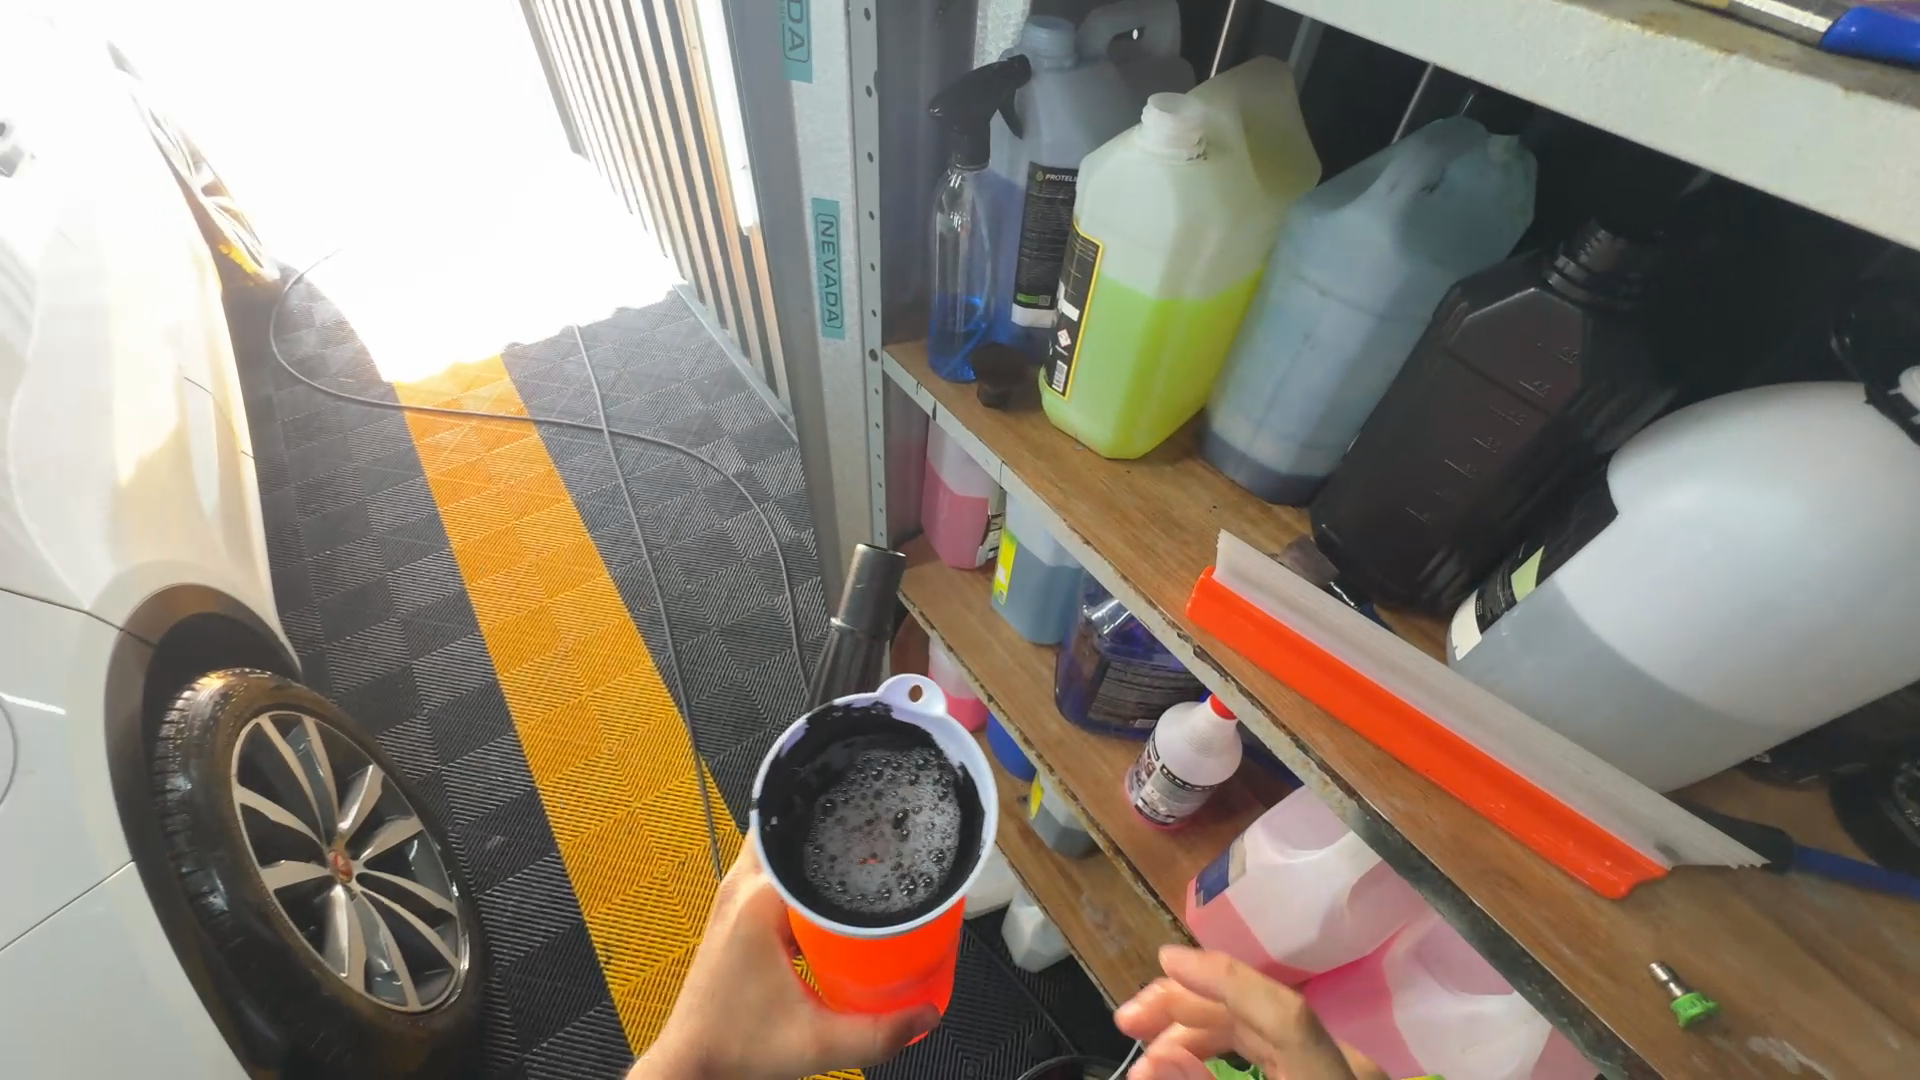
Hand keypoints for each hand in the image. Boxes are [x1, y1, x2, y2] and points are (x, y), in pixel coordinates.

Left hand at [628, 844, 937, 1079]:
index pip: (804, 834)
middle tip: (870, 831)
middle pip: (789, 823)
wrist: (691, 1065)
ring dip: (810, 839)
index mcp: (759, 902)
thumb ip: (877, 1033)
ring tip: (853, 848)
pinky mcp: (735, 904)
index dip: (842, 822)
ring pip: (777, 839)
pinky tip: (826, 883)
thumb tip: (926, 1015)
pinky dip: (797, 861)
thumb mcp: (814, 1044)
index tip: (875, 824)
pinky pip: (770, 862)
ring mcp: (734, 891)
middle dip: (830, 821)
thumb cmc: (735, 1049)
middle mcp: (743, 885)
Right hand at [1115, 947, 1386, 1079]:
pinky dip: (1220, 1047)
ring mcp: (1340, 1068)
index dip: (1222, 980)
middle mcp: (1346, 1065)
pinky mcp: (1327, 1074)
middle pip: (1255, 1013)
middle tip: (1127, 1022)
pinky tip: (1182, 1058)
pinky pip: (1266, 1046)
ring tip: (1143, 1054)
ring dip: (1192, 1029)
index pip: (1283, 1017)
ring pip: (1254, 1025)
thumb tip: (1161, 1056)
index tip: (1164, 960)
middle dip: (1182, 1008)